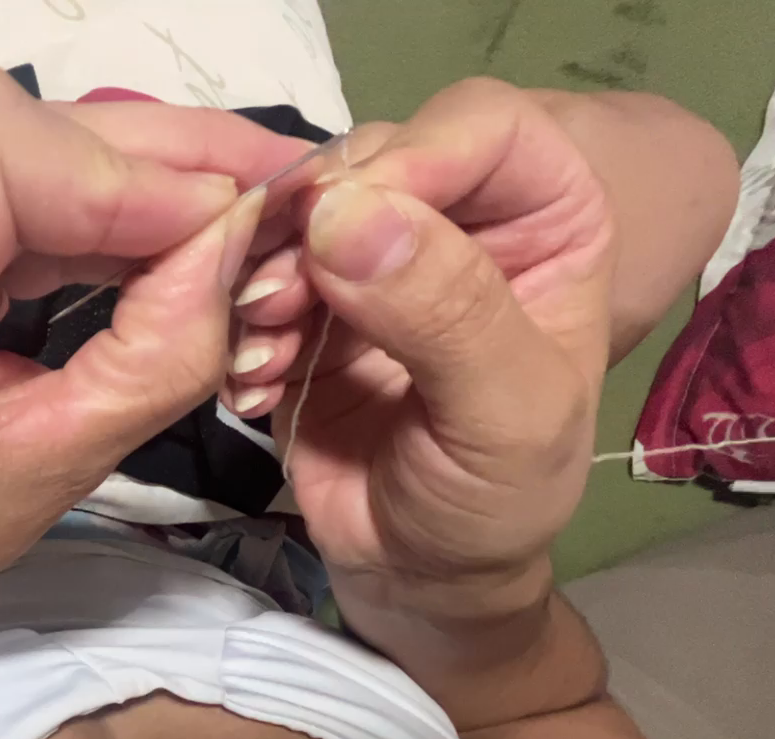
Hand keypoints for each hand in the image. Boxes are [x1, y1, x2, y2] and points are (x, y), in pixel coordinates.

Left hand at [0, 64, 319, 634]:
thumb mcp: (56, 468)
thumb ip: (156, 353)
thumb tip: (238, 229)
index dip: (119, 172)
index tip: (224, 221)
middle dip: (144, 159)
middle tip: (262, 190)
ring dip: (121, 173)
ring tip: (217, 214)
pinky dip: (76, 196)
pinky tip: (141, 230)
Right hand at [225, 79, 617, 621]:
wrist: (413, 569)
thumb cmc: (492, 498)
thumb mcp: (504, 413)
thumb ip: (443, 311)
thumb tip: (341, 215)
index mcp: (539, 224)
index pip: (472, 134)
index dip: (402, 163)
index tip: (329, 231)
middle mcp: (449, 232)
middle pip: (362, 168)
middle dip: (306, 234)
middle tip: (275, 310)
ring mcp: (364, 279)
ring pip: (291, 229)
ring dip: (259, 290)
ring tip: (261, 365)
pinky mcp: (300, 327)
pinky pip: (249, 296)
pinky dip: (236, 337)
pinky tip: (249, 392)